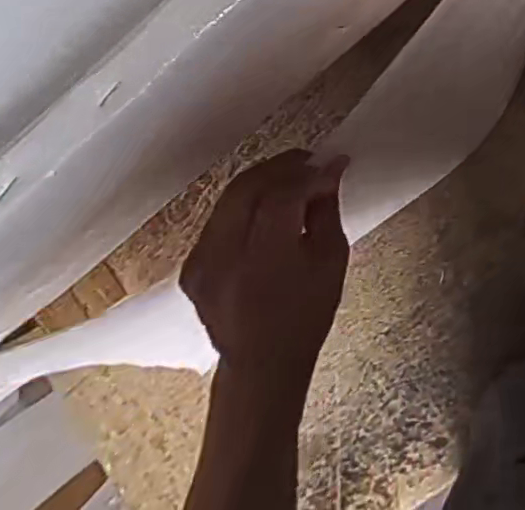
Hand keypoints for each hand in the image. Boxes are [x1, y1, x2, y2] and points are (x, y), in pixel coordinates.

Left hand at [182, 149, 349, 370]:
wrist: (262, 364)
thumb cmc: (308, 313)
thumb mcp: (331, 258)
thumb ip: (326, 209)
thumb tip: (330, 169)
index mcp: (264, 261)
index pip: (282, 196)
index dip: (309, 174)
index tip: (333, 162)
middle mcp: (223, 258)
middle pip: (247, 187)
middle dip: (282, 166)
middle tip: (310, 160)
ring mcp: (200, 262)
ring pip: (230, 196)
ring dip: (264, 178)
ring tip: (293, 175)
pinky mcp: (191, 265)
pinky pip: (221, 216)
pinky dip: (247, 201)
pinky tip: (269, 203)